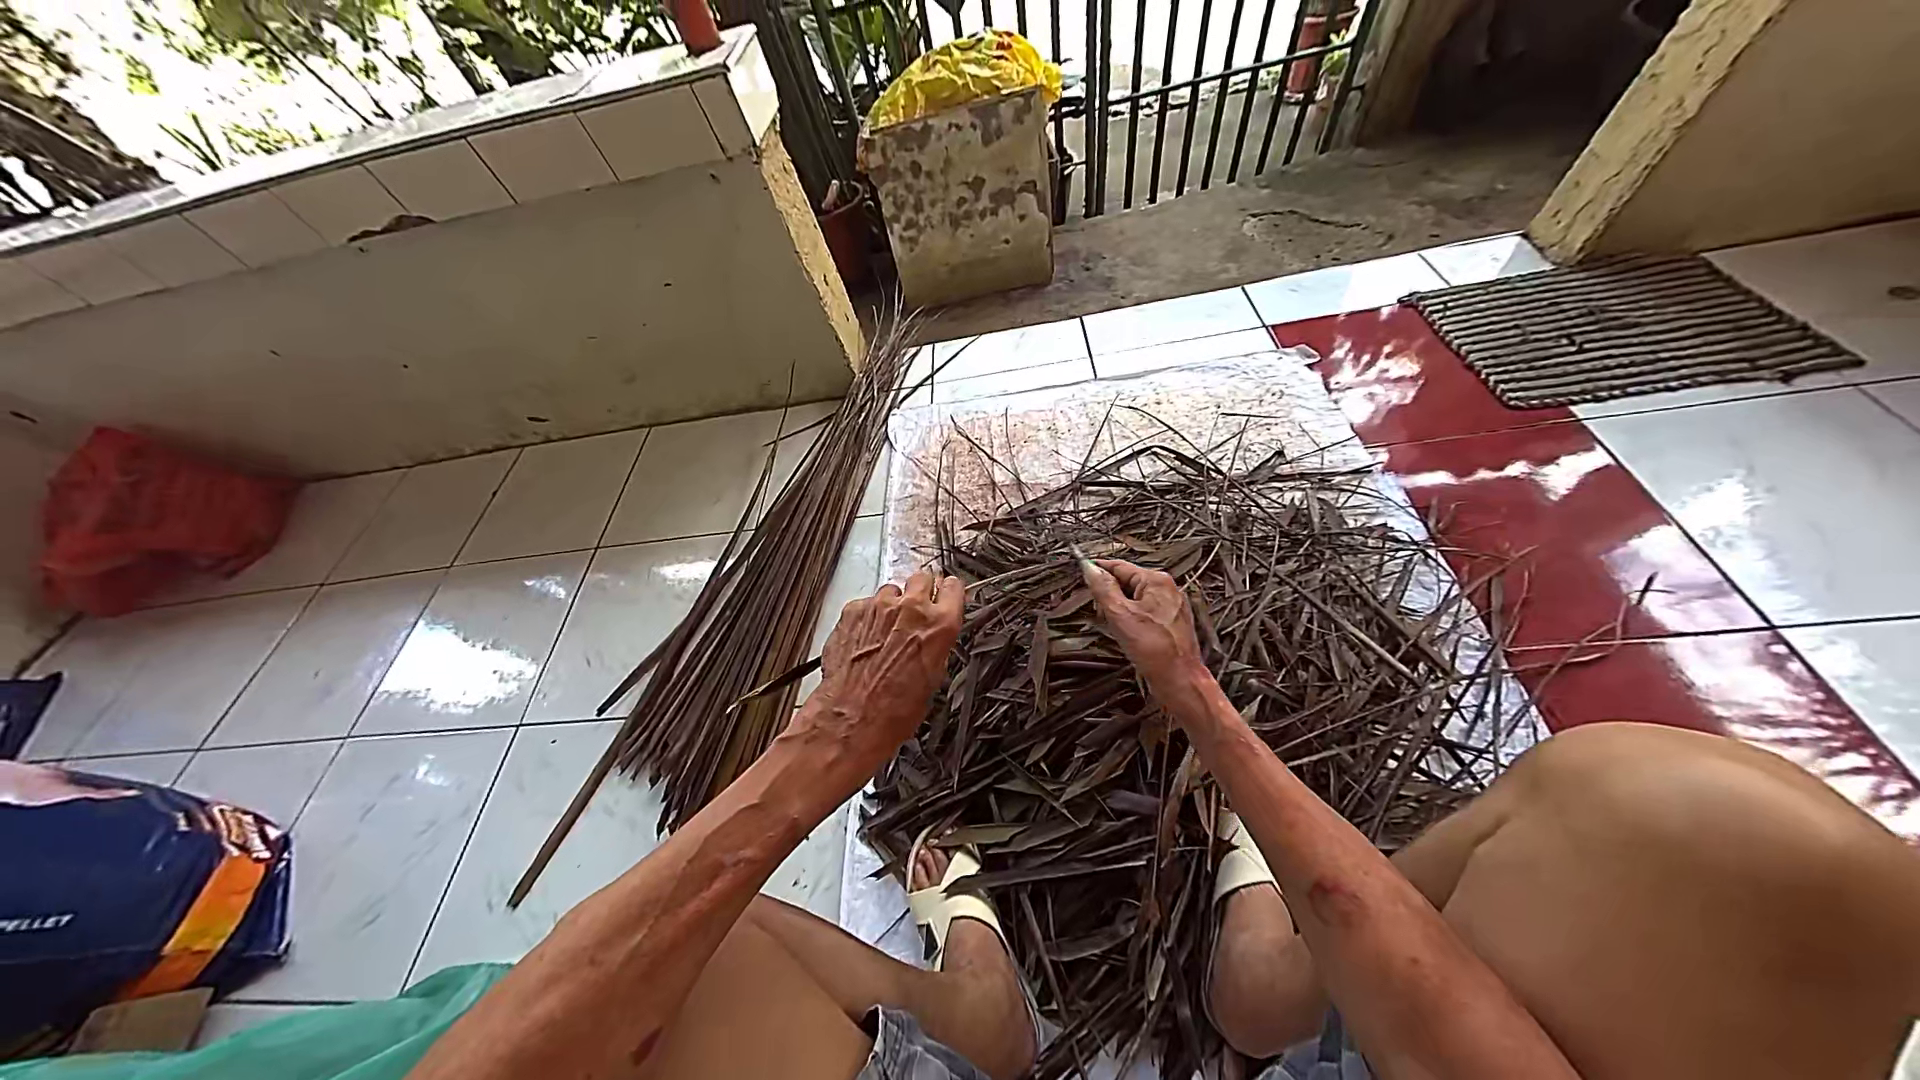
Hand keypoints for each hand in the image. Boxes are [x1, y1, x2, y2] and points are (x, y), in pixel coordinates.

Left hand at [790, 571, 964, 778]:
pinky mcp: (853, 610)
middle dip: (920, 592)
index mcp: (940, 625)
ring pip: (891, 591)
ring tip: (885, 635)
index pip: (954, 587)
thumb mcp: (934, 677)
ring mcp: (880, 606)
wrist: (853, 717)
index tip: (945, 595)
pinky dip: (866, 617)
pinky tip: (865, 641)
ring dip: (891, 607)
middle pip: (922, 577)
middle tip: (914, 614)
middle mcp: (911, 609)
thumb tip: (933, 638)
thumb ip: (937, 644)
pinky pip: (865, 604)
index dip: (949, 592)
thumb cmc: (894, 709)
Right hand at [1082, 558, 1205, 697]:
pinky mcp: (1171, 623)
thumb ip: (1103, 588)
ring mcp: (1171, 606)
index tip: (1083, 571)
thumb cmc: (1156, 650)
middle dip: (1109, 594)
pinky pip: (1144, 613)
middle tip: (1099, 610)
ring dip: (1119, 609)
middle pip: (1128, 582)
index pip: (1119, 566)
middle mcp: (1168, 589)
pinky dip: (1131, 620)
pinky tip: (1127, 635)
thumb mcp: (1119, 615)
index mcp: (1157, 581)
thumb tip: (1090, 569)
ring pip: (1135, 599)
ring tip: (1115, 627)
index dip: (1098, 569)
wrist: (1179, 680)